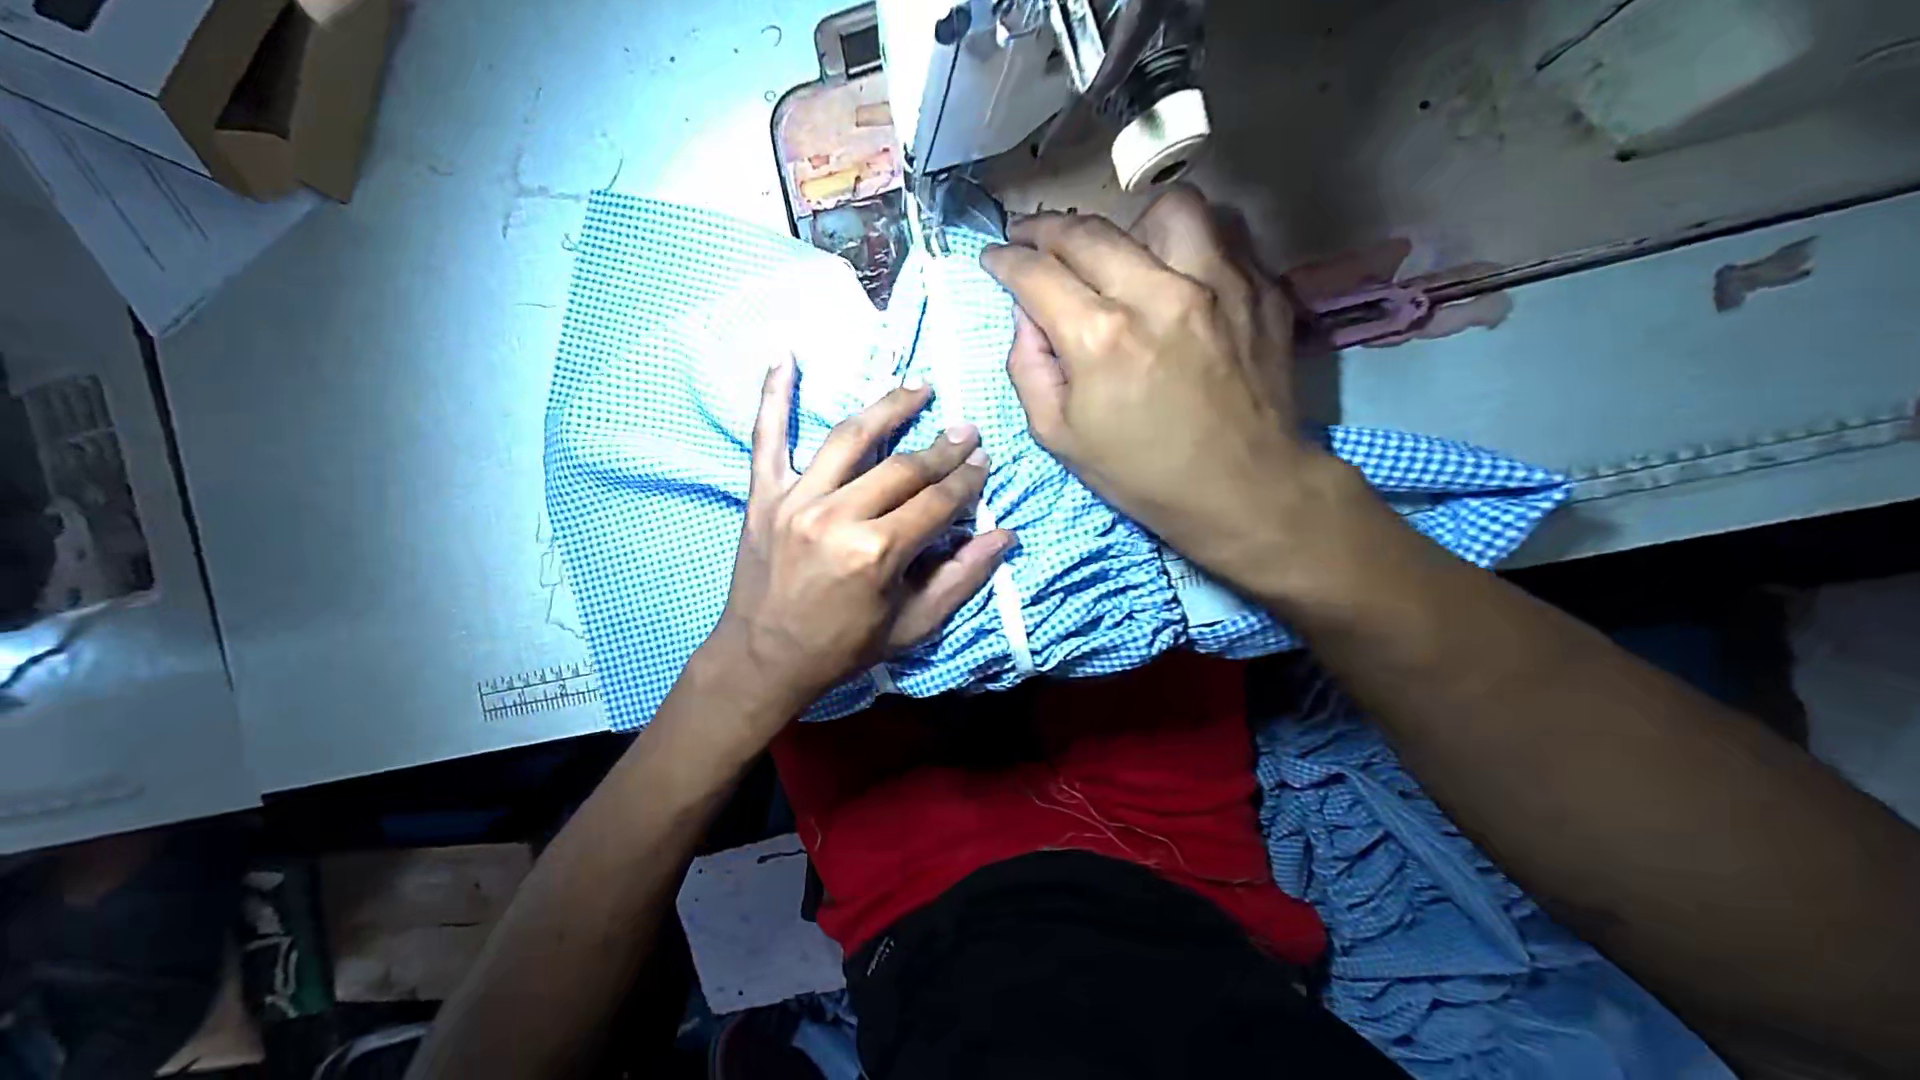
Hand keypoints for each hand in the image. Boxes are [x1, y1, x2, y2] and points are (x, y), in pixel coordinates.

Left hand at [699, 359, 1013, 734]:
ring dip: (887, 408)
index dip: (966, 481)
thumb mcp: (913, 625)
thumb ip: (961, 578)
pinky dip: (773, 397)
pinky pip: (767, 438)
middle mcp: (837, 517)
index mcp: (877, 553)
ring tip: (918, 386)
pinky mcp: (763, 496)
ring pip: (849, 439)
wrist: (764, 660)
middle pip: (902, 468)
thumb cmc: (843, 648)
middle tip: (966, 430)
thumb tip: (1005, 535)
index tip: (984, 461)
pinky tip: (784, 358)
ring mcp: (795, 501)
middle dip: (941, 449)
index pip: (936, 502)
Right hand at [979, 188, 1339, 576]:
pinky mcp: (1263, 289)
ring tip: (1123, 252)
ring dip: (1131, 225)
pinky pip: (1224, 236)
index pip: (1037, 273)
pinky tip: (1179, 278)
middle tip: (1032, 239)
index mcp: (1100, 338)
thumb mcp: (1059, 436)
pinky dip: (1190, 247)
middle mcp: (1159, 294)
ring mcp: (1220, 283)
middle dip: (1045, 229)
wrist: (1241, 490)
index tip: (996, 256)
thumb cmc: (1141, 473)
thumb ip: (1028, 367)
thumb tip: (1026, 313)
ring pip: (1168, 209)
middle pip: (1088, 231)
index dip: (1006, 259)